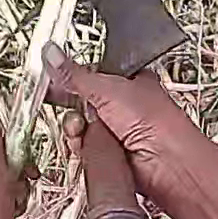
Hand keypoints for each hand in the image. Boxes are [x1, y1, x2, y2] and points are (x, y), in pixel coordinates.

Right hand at [44, 43, 217, 218]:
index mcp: (128, 81)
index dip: (71, 76)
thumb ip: (75, 74)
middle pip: (80, 102)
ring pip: (78, 127)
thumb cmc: (156, 123)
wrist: (166, 164)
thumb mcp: (108, 89)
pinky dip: (80, 148)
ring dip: (75, 130)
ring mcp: (115, 132)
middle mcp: (122, 107)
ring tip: (84, 130)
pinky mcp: (108, 155)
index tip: (53, 78)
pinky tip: (87, 146)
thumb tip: (52, 54)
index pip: (91, 73)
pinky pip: (81, 148)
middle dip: (72, 107)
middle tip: (68, 106)